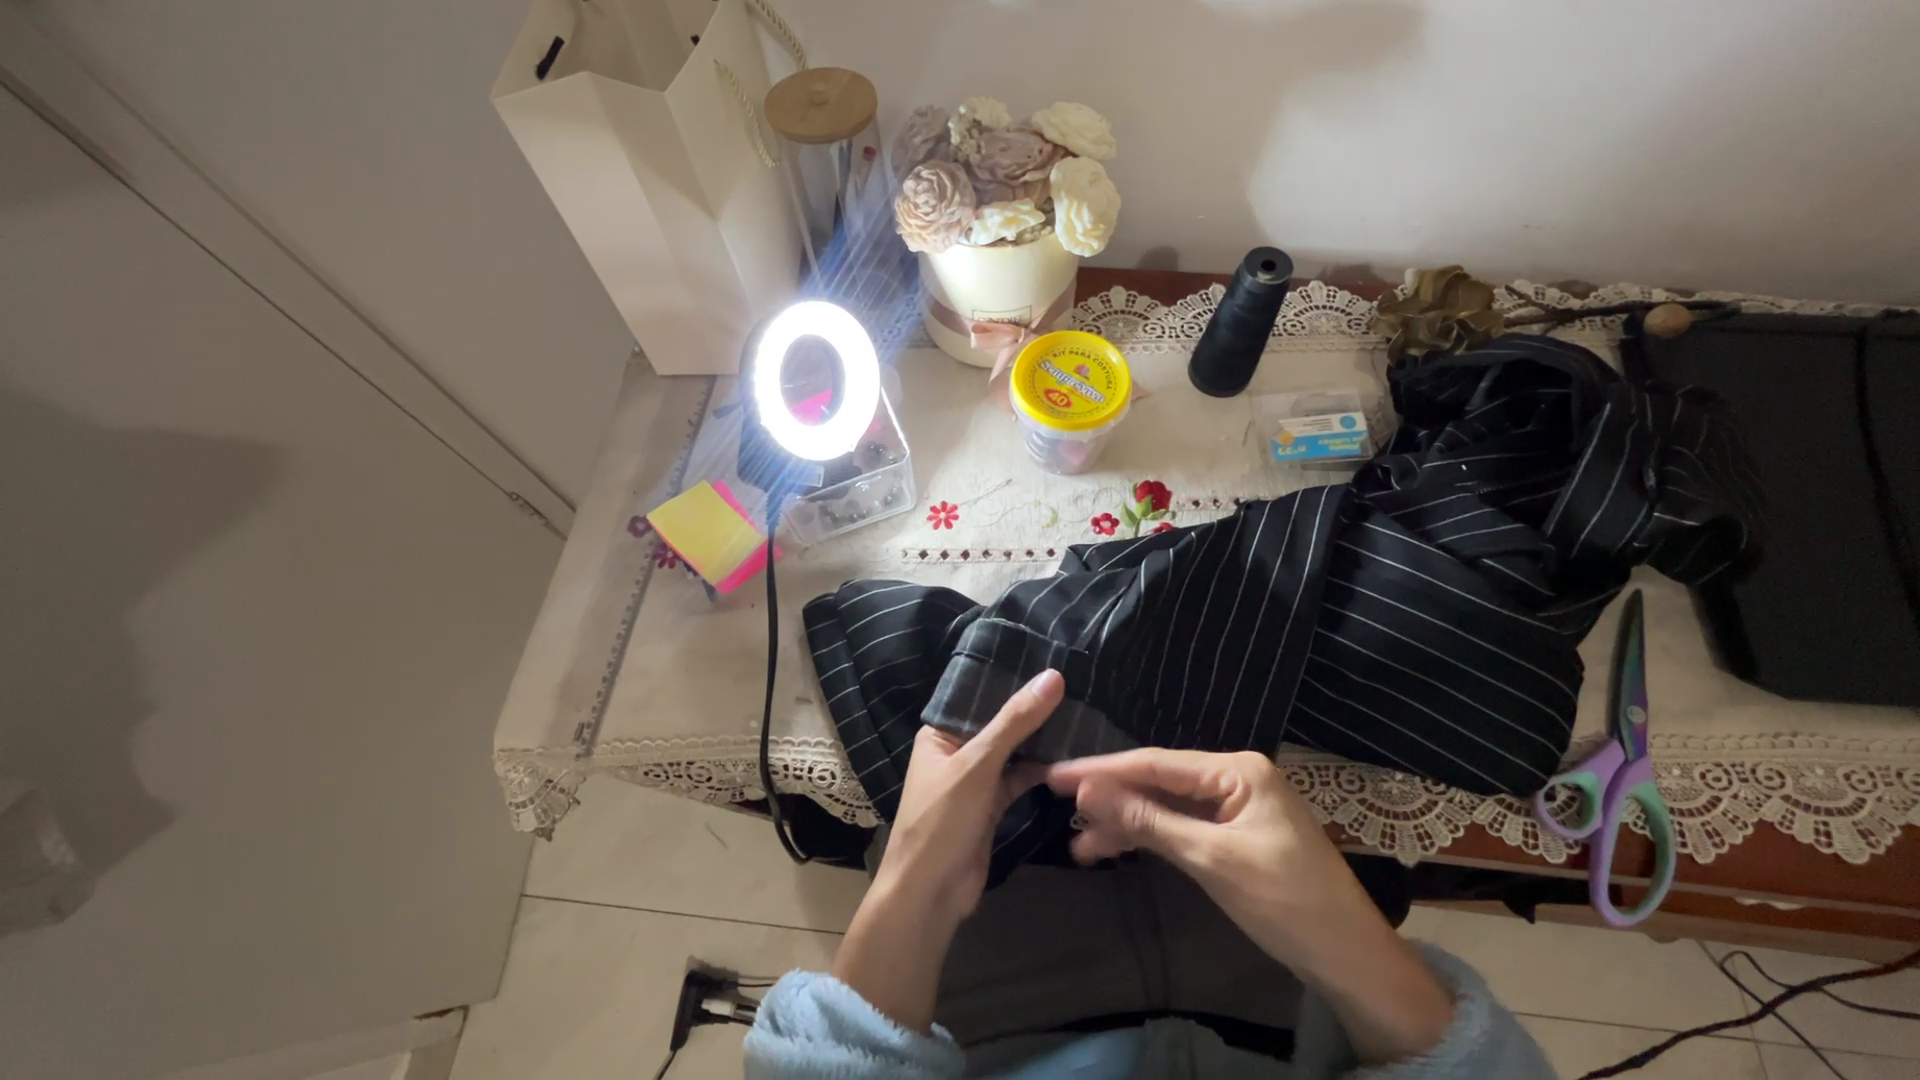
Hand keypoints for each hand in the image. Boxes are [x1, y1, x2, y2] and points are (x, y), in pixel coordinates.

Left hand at [875, 668, 1062, 921]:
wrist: (930, 894)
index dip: (1011, 679)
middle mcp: (956, 751)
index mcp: (939, 733)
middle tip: (1078, 685)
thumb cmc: (941, 821)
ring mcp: (975, 780)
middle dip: (1033, 711)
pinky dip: (1041, 771)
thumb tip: (1053, 677)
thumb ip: (1015, 722)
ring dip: (1041, 740)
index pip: (978, 695)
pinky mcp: (992, 806)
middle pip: (999, 723)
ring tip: (1083, 713)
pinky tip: (1071, 756)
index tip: (1052, 661)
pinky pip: (1019, 779)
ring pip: (1013, 752)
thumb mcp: (977, 765)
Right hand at [1048, 749, 1453, 1063]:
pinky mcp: (1234, 834)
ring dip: (1126, 823)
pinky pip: (1182, 826)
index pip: (1155, 763)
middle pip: (1158, 781)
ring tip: (1080, 846)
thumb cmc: (1285, 902)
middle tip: (1058, 807)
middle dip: (1110, 798)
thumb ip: (1148, 822)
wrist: (1349, 957)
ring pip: (1166, 806)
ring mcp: (1235, 806)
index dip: (1101, 770)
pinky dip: (1151, 838)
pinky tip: (1116, 848)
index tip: (1054, 776)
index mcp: (1237, 770)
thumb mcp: (1211, 860)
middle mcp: (1234, 777)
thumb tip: (1088, 789)